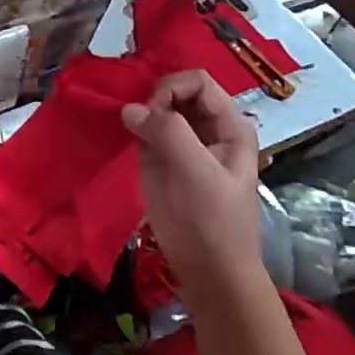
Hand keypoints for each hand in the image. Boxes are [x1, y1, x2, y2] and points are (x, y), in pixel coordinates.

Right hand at [122, 70, 263, 288]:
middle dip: (153, 99)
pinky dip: (132, 127)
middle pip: (175, 91)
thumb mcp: (198, 173)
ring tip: (129, 127)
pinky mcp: (158, 160)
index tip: (153, 113)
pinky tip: (125, 134)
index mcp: (229, 125)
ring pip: (157, 109)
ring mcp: (180, 144)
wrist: (208, 270)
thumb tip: (129, 108)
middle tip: (138, 123)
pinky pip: (143, 130)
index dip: (172, 89)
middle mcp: (205, 128)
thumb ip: (169, 134)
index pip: (198, 83)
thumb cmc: (213, 221)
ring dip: (140, 111)